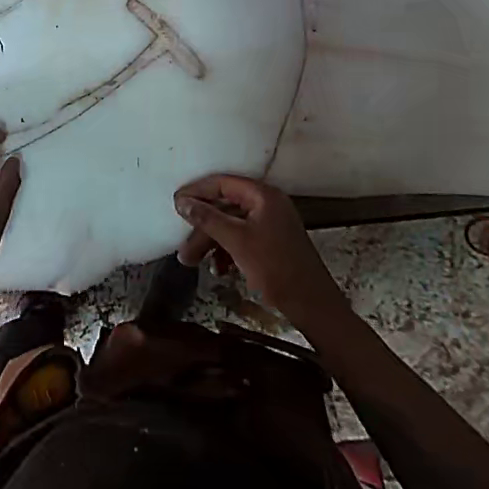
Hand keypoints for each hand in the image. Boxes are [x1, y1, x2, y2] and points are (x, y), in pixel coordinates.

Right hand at [174, 175, 349, 327]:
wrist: (312, 305)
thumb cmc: (275, 268)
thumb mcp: (236, 241)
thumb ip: (208, 218)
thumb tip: (182, 201)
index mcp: (263, 195)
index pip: (222, 183)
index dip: (197, 191)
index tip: (175, 204)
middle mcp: (267, 204)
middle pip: (225, 206)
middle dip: (202, 227)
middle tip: (181, 244)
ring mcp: (270, 224)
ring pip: (231, 225)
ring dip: (211, 242)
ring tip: (191, 261)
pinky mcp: (271, 243)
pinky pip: (241, 238)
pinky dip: (227, 251)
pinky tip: (218, 269)